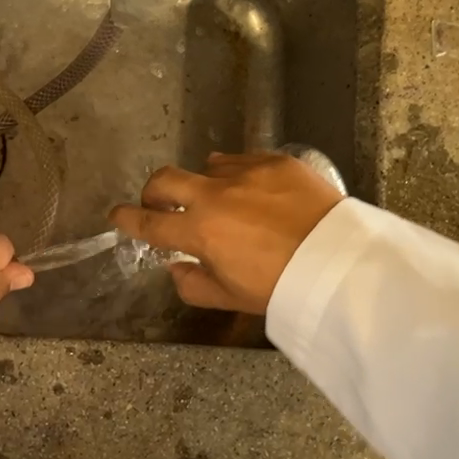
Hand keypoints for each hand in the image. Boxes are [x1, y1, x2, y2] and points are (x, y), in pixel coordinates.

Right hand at [108, 152, 343, 315]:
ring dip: (201, 185)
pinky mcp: (275, 162)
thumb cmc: (281, 287)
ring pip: (205, 168)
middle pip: (165, 180)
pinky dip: (233, 174)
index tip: (116, 215)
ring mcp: (245, 174)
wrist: (342, 262)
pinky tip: (247, 189)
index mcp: (198, 233)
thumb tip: (176, 268)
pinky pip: (240, 160)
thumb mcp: (231, 298)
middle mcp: (214, 196)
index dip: (127, 219)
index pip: (149, 223)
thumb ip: (193, 285)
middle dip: (153, 192)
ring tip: (217, 200)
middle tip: (159, 204)